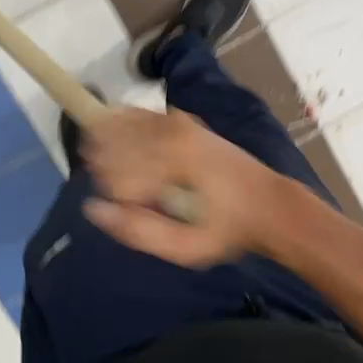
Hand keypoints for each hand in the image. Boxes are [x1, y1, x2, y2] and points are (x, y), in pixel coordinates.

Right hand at [80, 108, 314, 267]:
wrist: (268, 203)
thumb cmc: (228, 230)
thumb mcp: (186, 247)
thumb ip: (139, 231)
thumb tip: (94, 208)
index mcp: (175, 161)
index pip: (118, 172)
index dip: (115, 196)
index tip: (127, 210)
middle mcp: (173, 132)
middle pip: (114, 142)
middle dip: (107, 170)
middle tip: (123, 195)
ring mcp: (177, 121)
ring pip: (120, 124)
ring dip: (109, 149)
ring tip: (115, 174)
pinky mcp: (180, 118)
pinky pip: (136, 114)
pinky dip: (120, 127)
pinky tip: (117, 144)